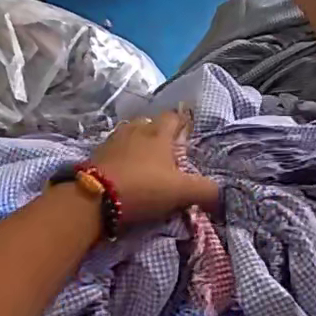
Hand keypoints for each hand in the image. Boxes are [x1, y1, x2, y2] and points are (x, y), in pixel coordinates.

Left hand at [88, 110, 219, 224]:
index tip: (187, 138)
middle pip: (151, 122)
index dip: (182, 125)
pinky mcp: (96, 155)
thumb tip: (221, 196)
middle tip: (168, 152)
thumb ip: (206, 191)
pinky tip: (125, 170)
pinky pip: (115, 149)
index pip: (174, 117)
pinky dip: (122, 155)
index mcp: (159, 134)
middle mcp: (136, 130)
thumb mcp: (182, 192)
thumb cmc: (143, 187)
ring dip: (139, 143)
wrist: (94, 197)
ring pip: (131, 133)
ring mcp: (113, 141)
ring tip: (146, 161)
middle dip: (160, 133)